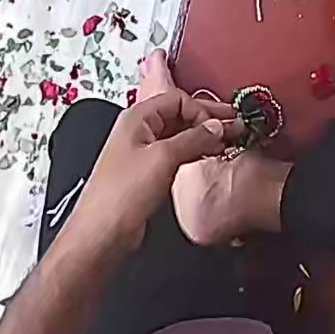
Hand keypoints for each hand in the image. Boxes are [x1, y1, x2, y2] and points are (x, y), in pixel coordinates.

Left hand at [61, 90, 238, 256]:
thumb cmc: (119, 195)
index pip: (177, 99)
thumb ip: (194, 138)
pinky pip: (176, 153)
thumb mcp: (163, 158)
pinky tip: (209, 156)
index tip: (220, 124)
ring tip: (226, 141)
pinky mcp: (148, 171)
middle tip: (232, 126)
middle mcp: (138, 131)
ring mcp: (143, 151)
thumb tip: (215, 126)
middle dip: (207, 120)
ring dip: (203, 136)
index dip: (201, 110)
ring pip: (179, 134)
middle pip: (179, 114)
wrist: (103, 234)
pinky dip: (195, 151)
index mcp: (136, 118)